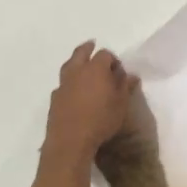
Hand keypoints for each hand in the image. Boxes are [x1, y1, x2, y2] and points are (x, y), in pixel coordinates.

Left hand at [43, 41, 135, 166]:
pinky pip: (63, 83)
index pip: (105, 54)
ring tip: (82, 67)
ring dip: (76, 63)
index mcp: (96, 68)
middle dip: (88, 49)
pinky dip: (69, 82)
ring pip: (69, 65)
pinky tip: (73, 91)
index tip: (118, 71)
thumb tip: (131, 75)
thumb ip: (125, 87)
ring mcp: (63, 83)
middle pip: (81, 52)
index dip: (113, 60)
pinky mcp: (55, 97)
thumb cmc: (101, 120)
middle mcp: (77, 70)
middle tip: (93, 47)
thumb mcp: (121, 104)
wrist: (70, 140)